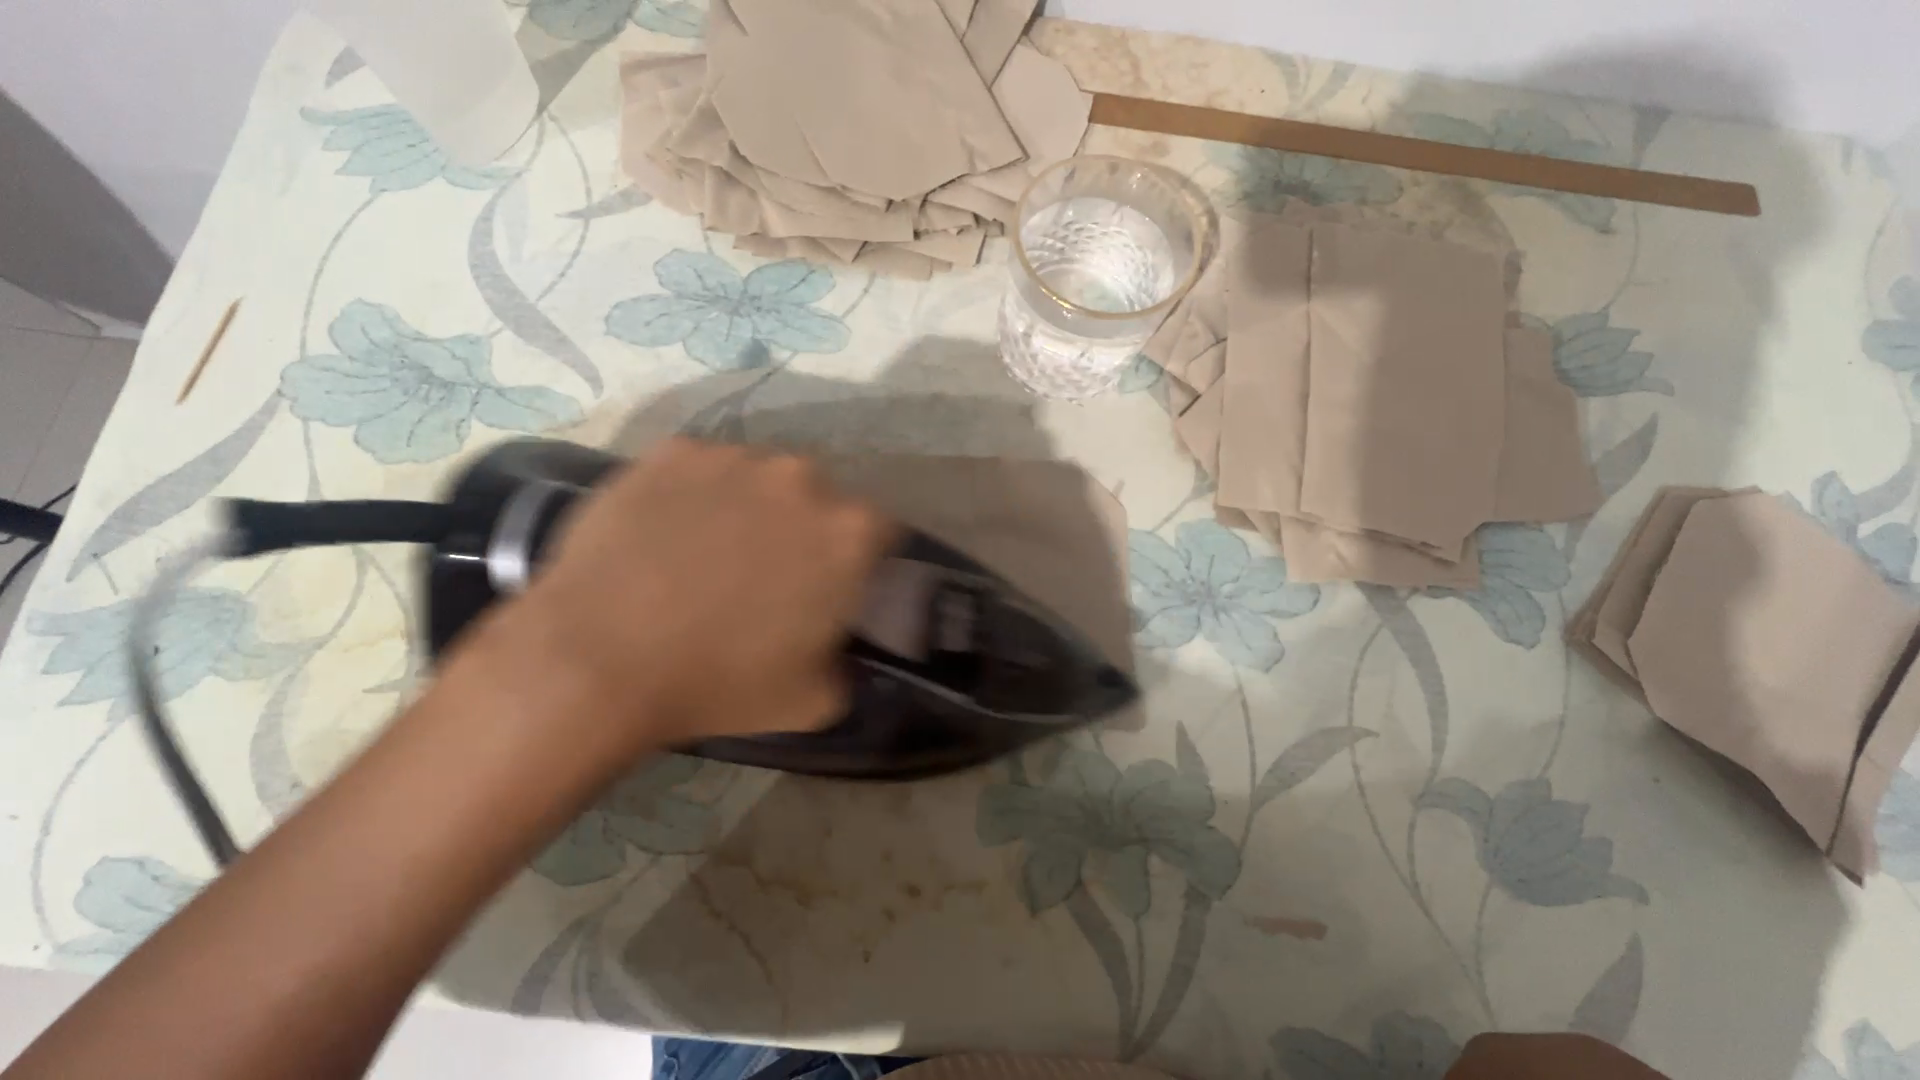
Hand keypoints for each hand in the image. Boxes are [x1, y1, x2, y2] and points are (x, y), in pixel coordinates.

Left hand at [505, 439, 892, 751]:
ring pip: (758, 478)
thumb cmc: (718, 684)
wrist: (596, 660)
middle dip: (805, 529)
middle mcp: (801, 478)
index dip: (863, 561)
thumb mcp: (812, 701)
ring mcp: (733, 458)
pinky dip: (694, 494)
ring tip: (707, 552)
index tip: (837, 586)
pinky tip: (665, 535)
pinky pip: (699, 470)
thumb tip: (836, 648)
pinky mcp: (672, 452)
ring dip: (749, 506)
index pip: (881, 533)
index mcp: (848, 532)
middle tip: (768, 572)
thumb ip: (845, 665)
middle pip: (819, 499)